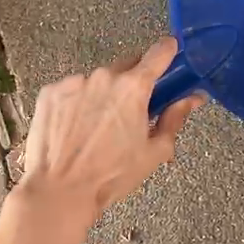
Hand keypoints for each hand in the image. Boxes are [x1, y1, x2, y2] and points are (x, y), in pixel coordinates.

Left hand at [13, 37, 204, 225]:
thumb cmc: (109, 176)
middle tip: (131, 111)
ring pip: (98, 79)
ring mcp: (75, 82)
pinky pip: (72, 88)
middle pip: (128, 66)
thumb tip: (192, 98)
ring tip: (97, 128)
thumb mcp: (154, 152)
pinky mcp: (50, 92)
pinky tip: (74, 128)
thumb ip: (175, 118)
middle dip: (133, 83)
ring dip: (103, 94)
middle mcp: (105, 77)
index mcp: (134, 88)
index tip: (170, 52)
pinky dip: (76, 102)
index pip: (159, 53)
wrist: (59, 193)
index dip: (168, 51)